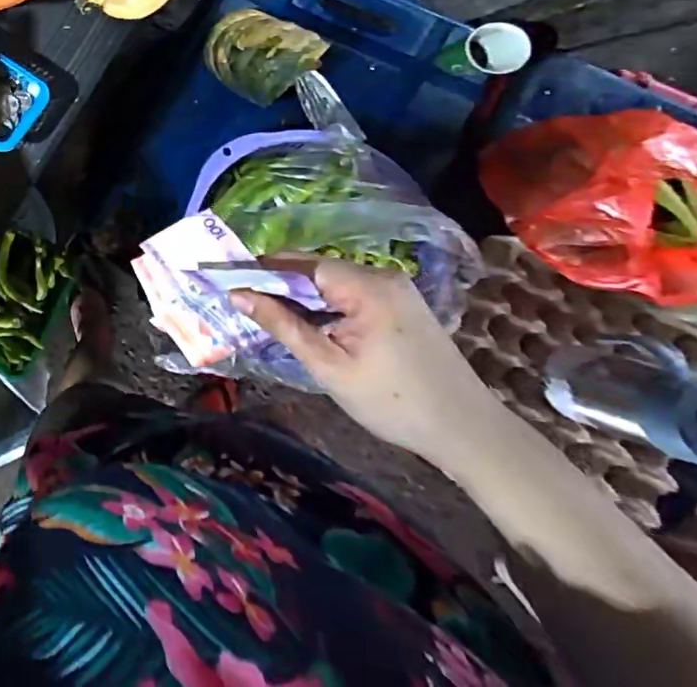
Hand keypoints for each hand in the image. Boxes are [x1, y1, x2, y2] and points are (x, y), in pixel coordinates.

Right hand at [232, 257, 506, 465]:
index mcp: (366, 285)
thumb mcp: (327, 364)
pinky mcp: (401, 304)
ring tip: (268, 316)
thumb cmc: (392, 401)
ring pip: (330, 281)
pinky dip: (323, 305)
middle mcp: (382, 276)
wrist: (467, 432)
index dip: (261, 270)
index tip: (228, 282)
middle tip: (243, 304)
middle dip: (277, 284)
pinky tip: (307, 325)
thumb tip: (236, 294)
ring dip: (299, 296)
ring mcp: (395, 289)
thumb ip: (281, 323)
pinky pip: (349, 293)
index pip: (299, 263)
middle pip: (314, 268)